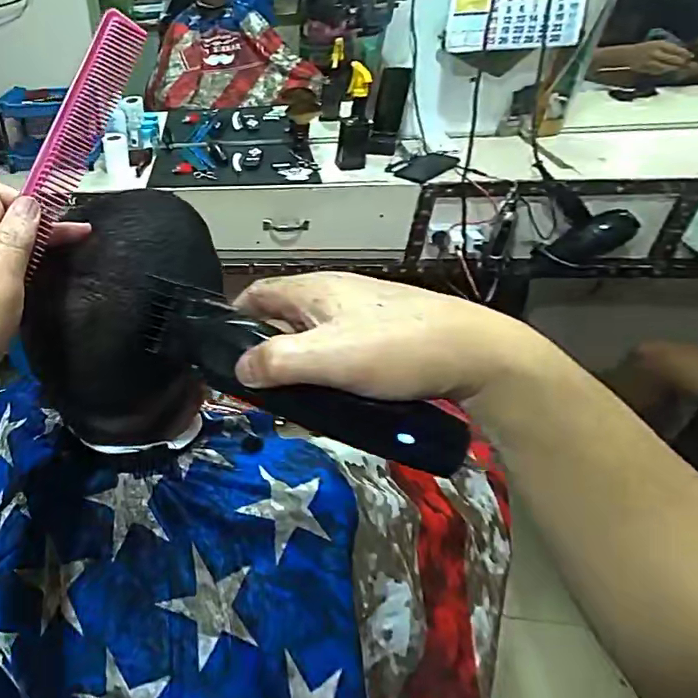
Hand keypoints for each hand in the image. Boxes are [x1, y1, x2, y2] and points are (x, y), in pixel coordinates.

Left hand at [0, 185, 87, 435]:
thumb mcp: (4, 284)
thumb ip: (16, 238)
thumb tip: (31, 201)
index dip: (28, 201)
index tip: (58, 223)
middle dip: (35, 220)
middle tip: (75, 236)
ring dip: (26, 238)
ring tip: (59, 250)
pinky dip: (11, 256)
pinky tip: (31, 268)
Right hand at [231, 273, 545, 402]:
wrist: (474, 353)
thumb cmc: (394, 349)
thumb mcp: (327, 358)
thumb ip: (276, 362)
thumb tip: (238, 370)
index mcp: (312, 290)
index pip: (255, 295)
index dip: (233, 323)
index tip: (223, 359)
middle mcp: (331, 295)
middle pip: (280, 322)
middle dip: (266, 358)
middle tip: (262, 396)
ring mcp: (358, 314)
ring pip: (310, 342)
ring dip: (298, 372)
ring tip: (299, 407)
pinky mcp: (380, 334)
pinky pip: (338, 353)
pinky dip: (327, 375)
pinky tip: (336, 401)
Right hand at [623, 39, 693, 75]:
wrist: (628, 54)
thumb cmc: (646, 48)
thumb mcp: (658, 44)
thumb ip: (670, 49)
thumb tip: (686, 54)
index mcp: (659, 44)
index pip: (676, 49)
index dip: (685, 54)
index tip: (691, 57)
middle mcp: (655, 52)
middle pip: (673, 59)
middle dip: (681, 63)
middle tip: (687, 64)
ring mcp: (650, 61)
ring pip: (666, 67)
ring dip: (674, 68)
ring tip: (678, 68)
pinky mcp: (646, 69)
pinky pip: (659, 71)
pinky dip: (665, 71)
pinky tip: (667, 70)